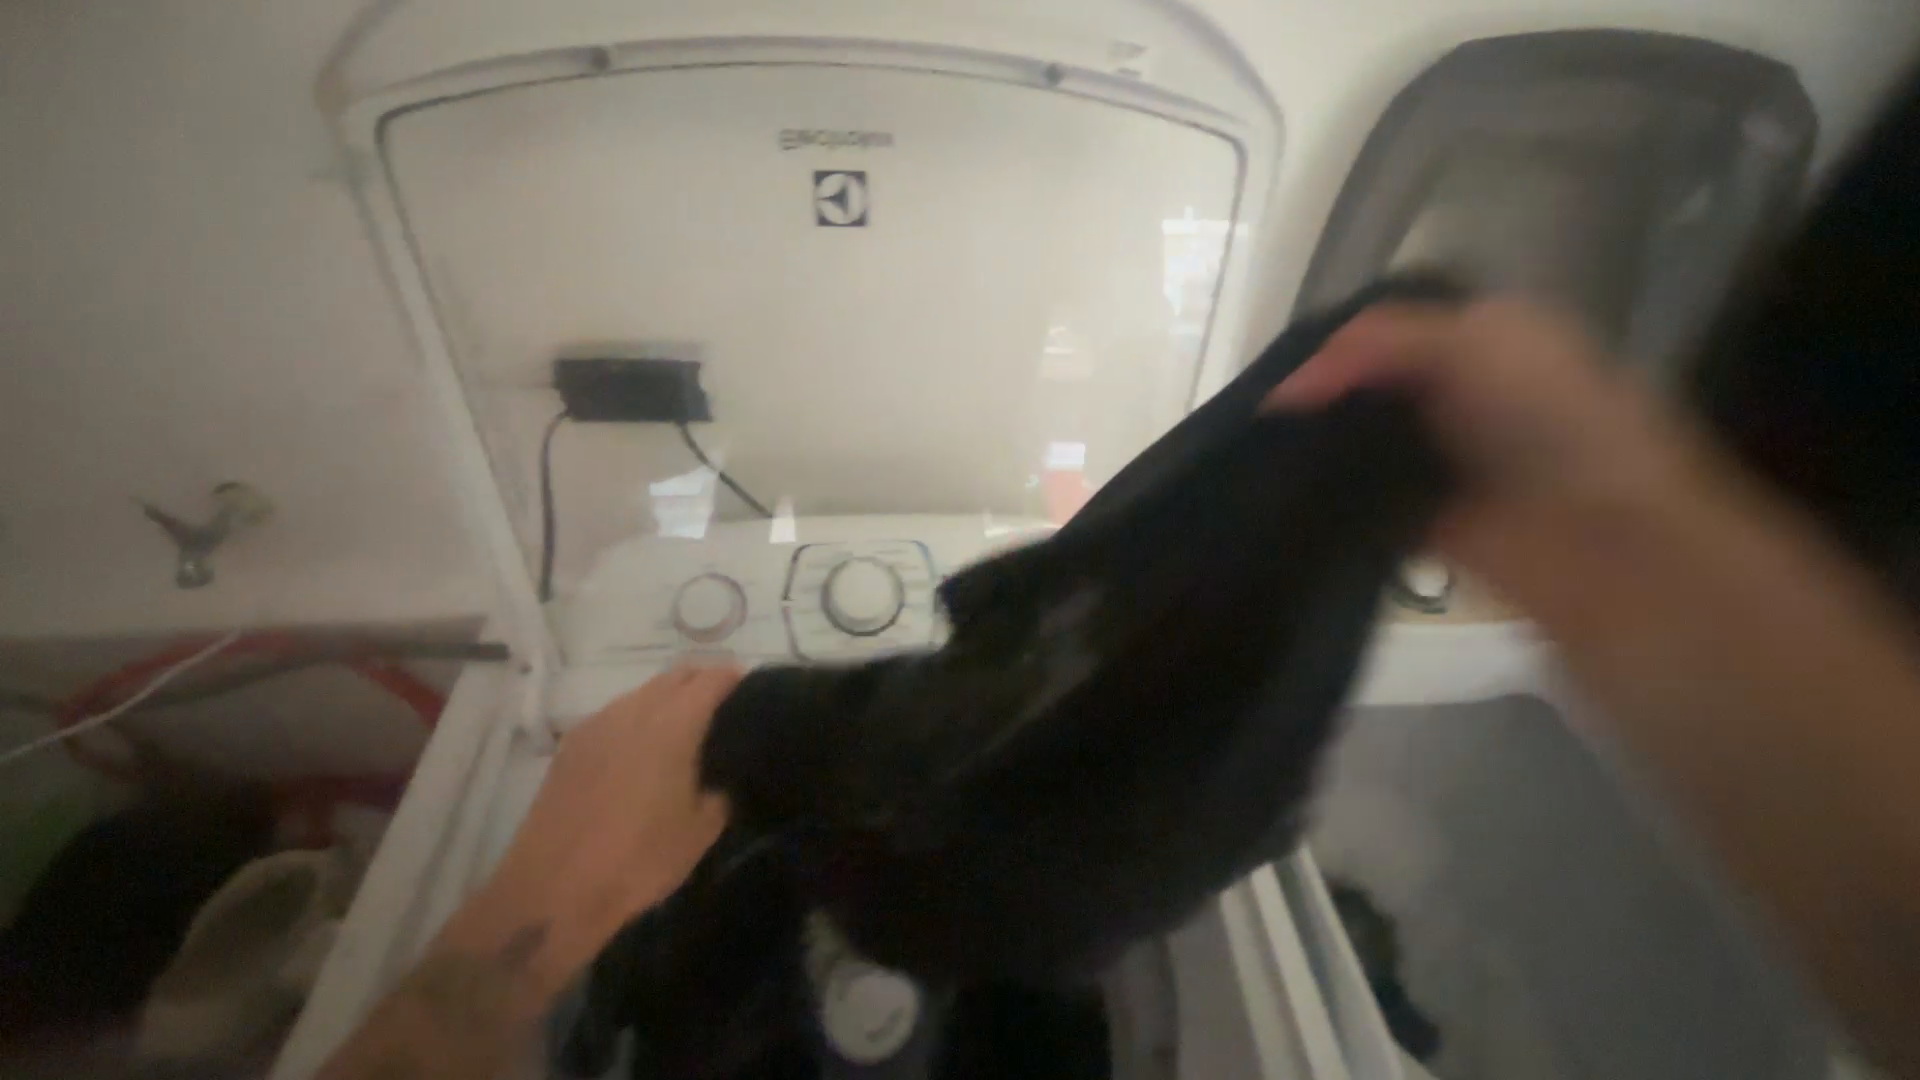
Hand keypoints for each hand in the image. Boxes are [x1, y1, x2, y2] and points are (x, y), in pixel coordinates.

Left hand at [471, 665, 738, 991]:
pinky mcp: (570, 746)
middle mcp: (634, 711)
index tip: (751, 690)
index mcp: (673, 724)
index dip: (735, 678)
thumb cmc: (638, 860)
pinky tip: (640, 751)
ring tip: (682, 730)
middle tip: (722, 707)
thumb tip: (718, 781)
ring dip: (667, 698)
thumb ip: (720, 793)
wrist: (552, 892)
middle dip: (702, 682)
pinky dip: (636, 718)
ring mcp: (597, 725)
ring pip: (642, 693)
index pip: (712, 678)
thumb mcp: (701, 832)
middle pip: (675, 675)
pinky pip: (614, 715)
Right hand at [1263, 298, 1701, 615]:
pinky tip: (1290, 492)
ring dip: (1317, 447)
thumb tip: (1286, 390)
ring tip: (1266, 455)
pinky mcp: (1415, 512)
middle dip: (1315, 399)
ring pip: (1354, 441)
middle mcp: (1455, 393)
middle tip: (1264, 422)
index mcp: (1480, 341)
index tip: (1278, 382)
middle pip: (1360, 388)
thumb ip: (1378, 342)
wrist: (1597, 539)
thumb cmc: (1549, 421)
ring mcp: (1435, 456)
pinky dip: (1325, 494)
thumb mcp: (1476, 342)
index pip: (1381, 334)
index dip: (1329, 350)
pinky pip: (1355, 495)